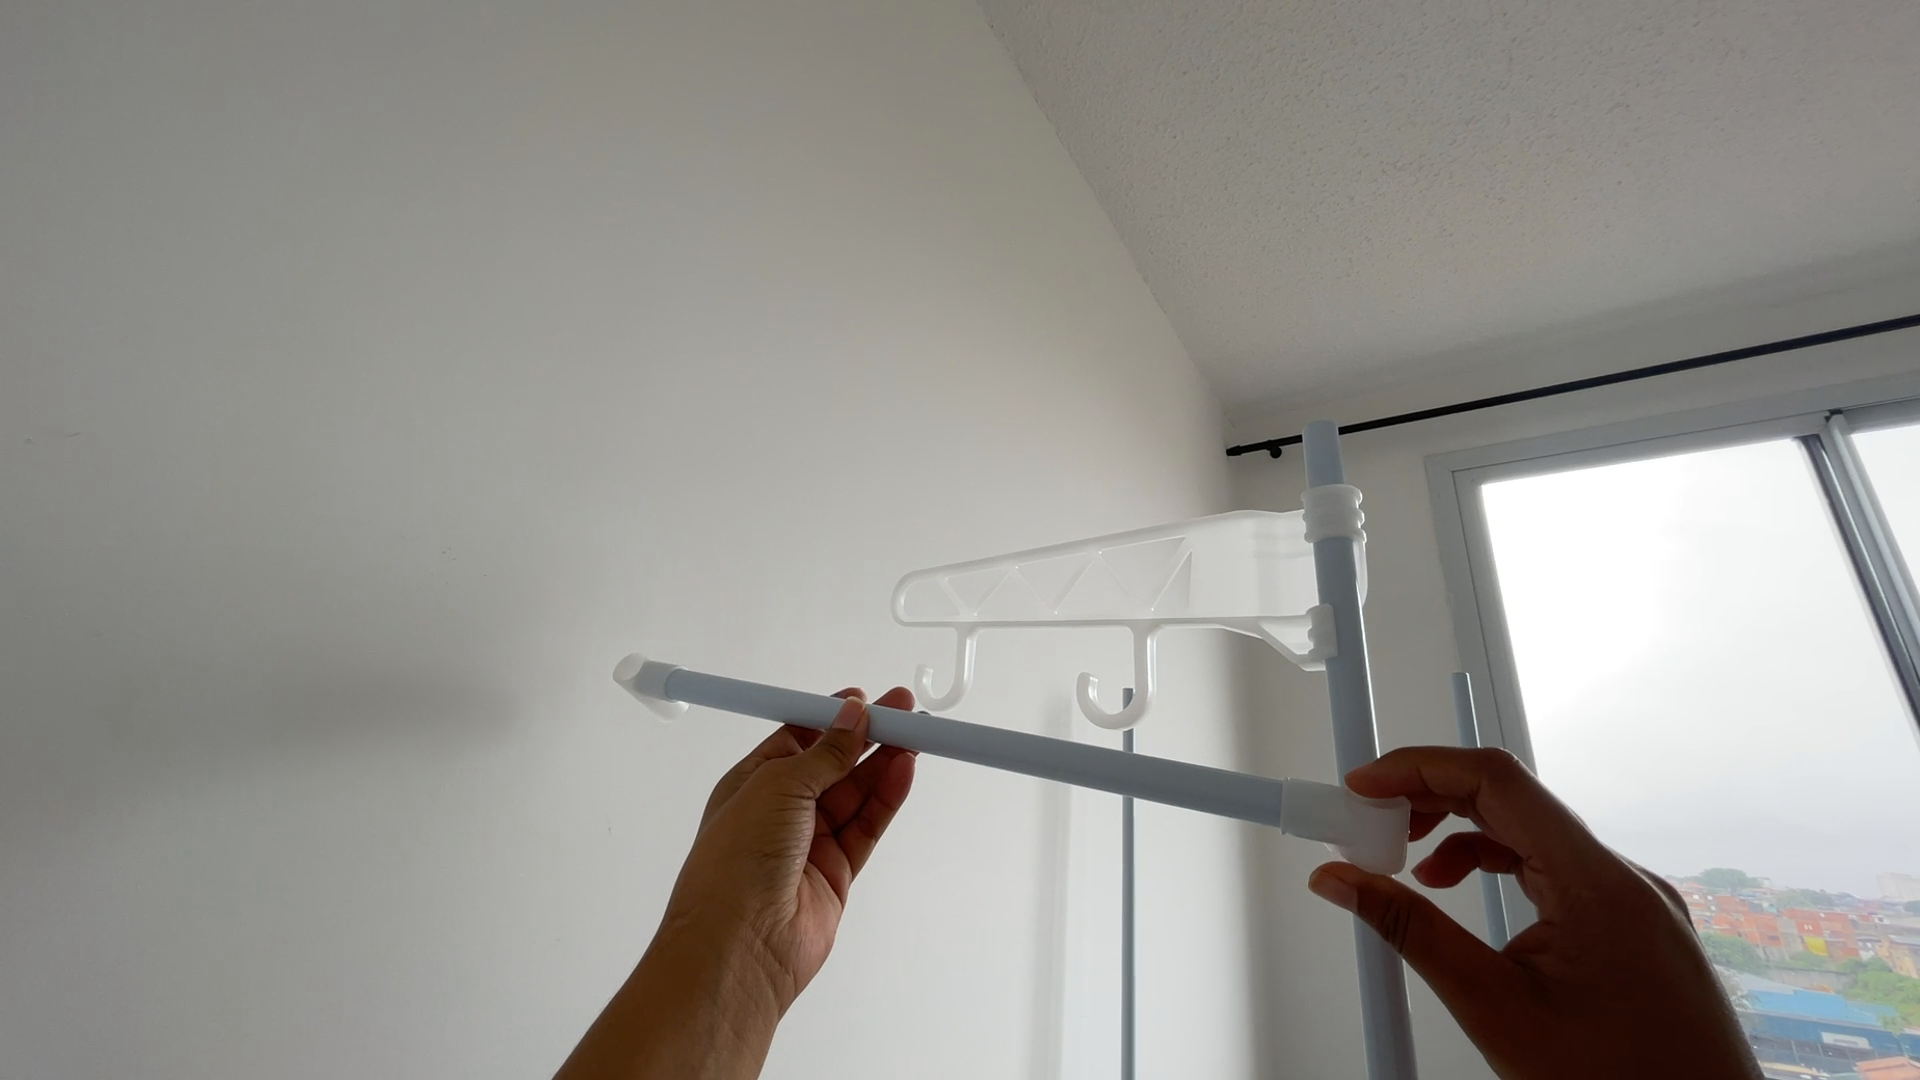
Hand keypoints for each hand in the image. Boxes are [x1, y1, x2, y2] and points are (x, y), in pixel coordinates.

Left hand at [663, 686, 917, 1006]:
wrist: (739, 948)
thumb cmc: (733, 864)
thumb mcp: (778, 785)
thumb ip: (825, 752)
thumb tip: (851, 717)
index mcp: (754, 782)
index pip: (800, 736)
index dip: (832, 717)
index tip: (864, 699)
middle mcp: (781, 810)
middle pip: (835, 762)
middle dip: (868, 735)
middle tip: (903, 712)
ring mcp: (810, 841)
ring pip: (856, 791)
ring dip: (883, 763)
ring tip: (914, 737)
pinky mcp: (837, 869)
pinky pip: (868, 824)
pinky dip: (887, 797)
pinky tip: (903, 771)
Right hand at [1306, 747, 1759, 1079]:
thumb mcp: (1493, 1006)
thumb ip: (1407, 928)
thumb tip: (1339, 880)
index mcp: (1599, 885)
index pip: (1495, 780)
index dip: (1419, 768)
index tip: (1365, 785)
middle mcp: (1620, 878)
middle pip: (1503, 795)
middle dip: (1425, 796)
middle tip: (1369, 817)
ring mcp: (1626, 898)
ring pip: (1519, 825)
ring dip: (1450, 826)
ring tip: (1400, 854)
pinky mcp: (1622, 920)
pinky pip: (1539, 860)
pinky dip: (1481, 857)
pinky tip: (1448, 885)